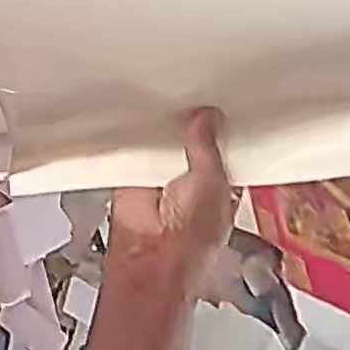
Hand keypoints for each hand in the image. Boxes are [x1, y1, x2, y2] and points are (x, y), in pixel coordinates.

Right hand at [106, 108, 235, 303]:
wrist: (151, 254)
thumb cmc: (192, 240)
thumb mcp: (212, 184)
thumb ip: (207, 148)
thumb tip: (208, 118)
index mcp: (218, 182)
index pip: (218, 144)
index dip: (216, 124)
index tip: (213, 98)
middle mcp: (188, 176)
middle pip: (187, 137)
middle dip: (185, 119)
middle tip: (184, 95)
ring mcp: (159, 173)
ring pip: (159, 138)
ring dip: (157, 125)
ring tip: (161, 99)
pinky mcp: (131, 170)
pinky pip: (130, 145)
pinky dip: (131, 133)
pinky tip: (136, 117)